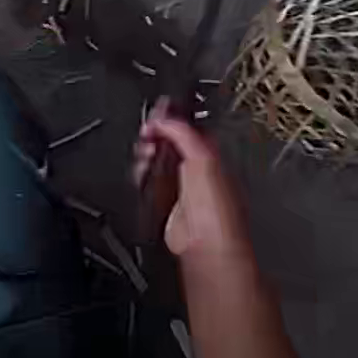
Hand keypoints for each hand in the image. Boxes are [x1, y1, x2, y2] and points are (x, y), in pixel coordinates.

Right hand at [132, 98, 251, 259]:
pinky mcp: (164, 200)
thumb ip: (181, 132)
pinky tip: (142, 173)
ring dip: (145, 154)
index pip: (185, 127)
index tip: (155, 114)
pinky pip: (147, 179)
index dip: (169, 118)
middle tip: (147, 134)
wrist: (205, 243)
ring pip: (154, 159)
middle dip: (153, 135)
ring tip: (145, 155)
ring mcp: (179, 184)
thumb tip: (162, 119)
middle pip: (166, 141)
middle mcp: (195, 168)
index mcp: (209, 153)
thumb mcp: (202, 156)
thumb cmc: (216, 207)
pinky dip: (141, 173)